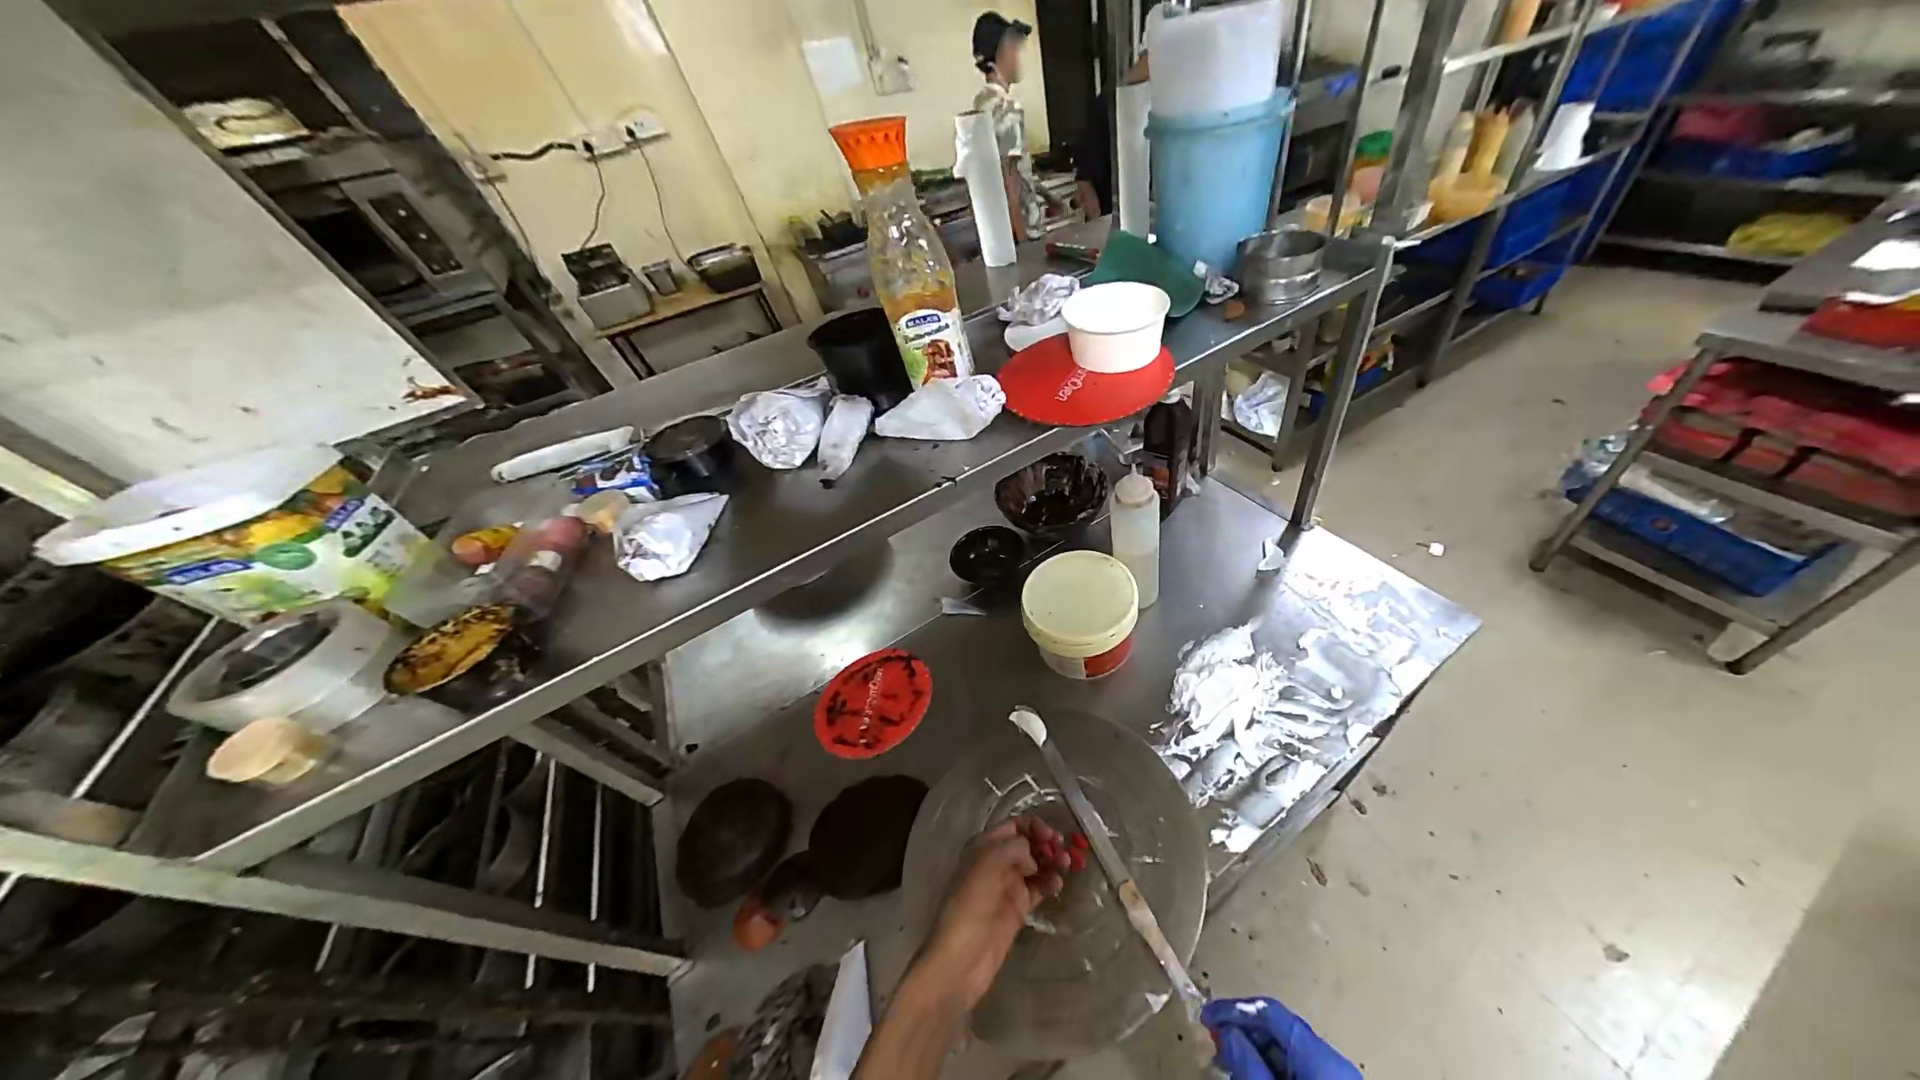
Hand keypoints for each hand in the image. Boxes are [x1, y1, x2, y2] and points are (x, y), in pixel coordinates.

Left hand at [912, 816, 1068, 1009]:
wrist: (962, 956)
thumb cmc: (970, 902)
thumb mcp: (989, 863)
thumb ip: (1015, 848)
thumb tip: (1033, 856)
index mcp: (984, 845)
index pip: (1013, 825)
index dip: (1034, 826)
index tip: (1052, 835)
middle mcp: (996, 862)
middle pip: (1027, 844)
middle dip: (1046, 843)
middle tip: (1063, 851)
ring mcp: (1008, 886)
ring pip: (1036, 866)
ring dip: (1052, 862)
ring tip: (1067, 865)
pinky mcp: (1018, 909)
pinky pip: (1038, 889)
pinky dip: (1050, 883)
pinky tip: (1058, 885)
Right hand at [1200, 997, 1360, 1079]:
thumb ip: (1247, 1064)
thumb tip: (1228, 1032)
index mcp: (1322, 1060)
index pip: (1272, 1013)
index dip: (1235, 1009)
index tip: (1205, 1018)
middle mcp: (1334, 1066)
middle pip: (1281, 1032)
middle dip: (1244, 1033)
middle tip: (1214, 1043)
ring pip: (1288, 1054)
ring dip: (1255, 1053)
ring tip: (1228, 1064)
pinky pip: (1297, 1074)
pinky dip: (1271, 1072)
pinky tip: (1252, 1078)